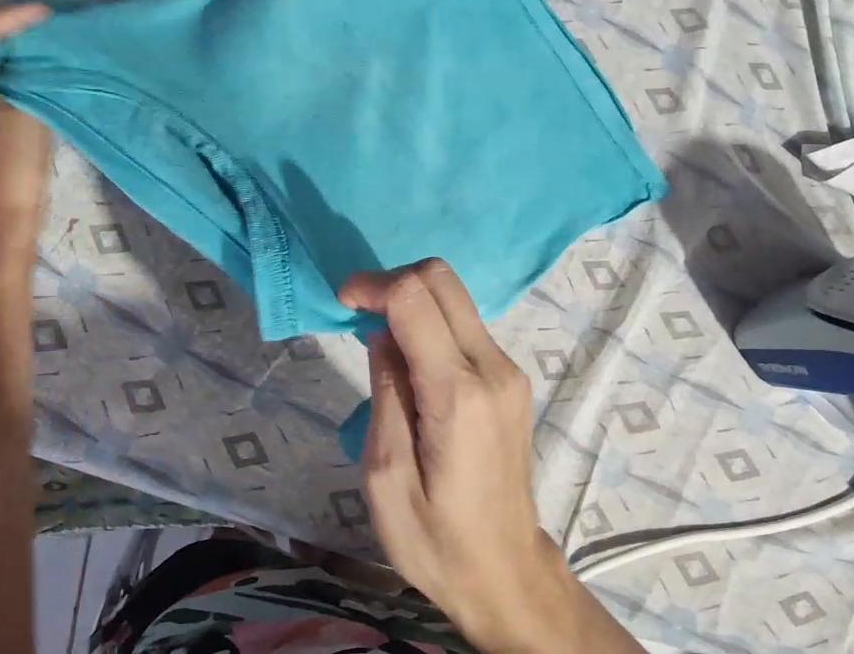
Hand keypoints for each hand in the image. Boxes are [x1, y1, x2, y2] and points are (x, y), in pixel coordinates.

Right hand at [341, 260, 641, 653]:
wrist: (505, 573)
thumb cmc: (435, 539)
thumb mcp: (385, 477)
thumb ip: (384, 393)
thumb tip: (381, 335)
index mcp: (458, 393)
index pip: (415, 297)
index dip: (372, 286)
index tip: (343, 304)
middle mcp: (493, 369)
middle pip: (441, 279)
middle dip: (392, 281)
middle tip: (358, 313)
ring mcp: (508, 372)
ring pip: (455, 297)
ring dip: (411, 301)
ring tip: (378, 339)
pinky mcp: (511, 380)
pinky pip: (465, 324)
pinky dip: (430, 321)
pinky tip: (408, 359)